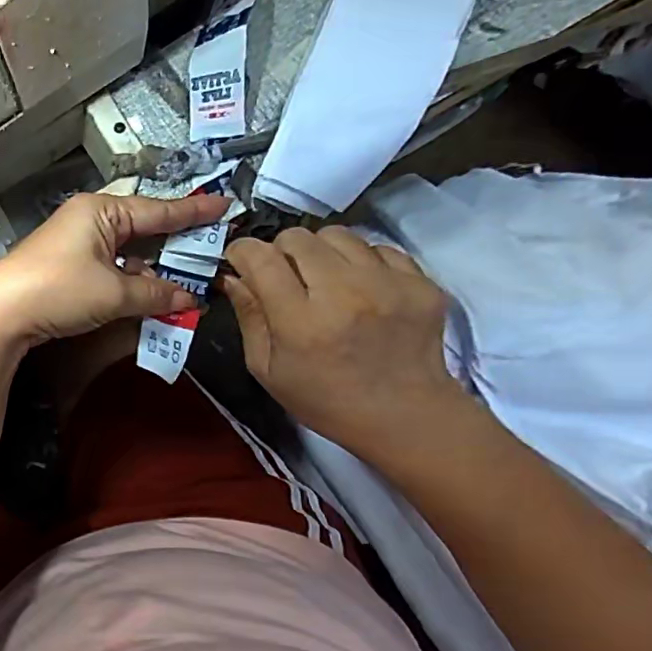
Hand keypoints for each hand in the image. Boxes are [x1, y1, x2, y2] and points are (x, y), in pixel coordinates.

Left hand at [0, 192, 231, 348]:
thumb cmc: (58, 290)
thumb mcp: (114, 293)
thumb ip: (155, 294)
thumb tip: (188, 299)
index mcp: (102, 211)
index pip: (159, 210)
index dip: (194, 211)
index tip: (224, 205)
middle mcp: (89, 218)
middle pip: (143, 228)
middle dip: (174, 243)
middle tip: (210, 248)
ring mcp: (76, 241)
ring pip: (127, 250)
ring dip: (152, 268)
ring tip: (185, 280)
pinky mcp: (66, 264)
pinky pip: (110, 264)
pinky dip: (130, 277)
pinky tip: (147, 292)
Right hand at [222, 225, 470, 454]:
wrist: (404, 416)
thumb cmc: (324, 399)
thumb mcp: (268, 369)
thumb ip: (249, 317)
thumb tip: (233, 276)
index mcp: (301, 321)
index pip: (261, 258)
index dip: (242, 252)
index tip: (240, 262)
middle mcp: (345, 293)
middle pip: (298, 237)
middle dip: (280, 251)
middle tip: (283, 275)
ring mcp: (387, 284)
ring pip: (337, 234)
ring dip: (320, 251)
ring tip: (323, 279)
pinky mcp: (419, 282)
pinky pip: (377, 248)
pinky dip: (360, 261)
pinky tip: (359, 288)